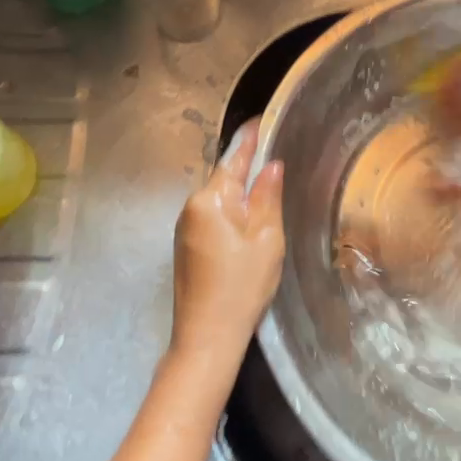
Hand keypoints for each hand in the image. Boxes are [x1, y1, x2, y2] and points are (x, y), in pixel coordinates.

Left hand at [170, 118, 284, 363]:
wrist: (206, 339)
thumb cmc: (242, 286)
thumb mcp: (266, 238)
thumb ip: (268, 196)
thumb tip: (271, 165)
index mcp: (210, 199)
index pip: (234, 158)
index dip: (250, 139)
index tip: (263, 120)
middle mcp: (191, 207)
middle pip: (224, 178)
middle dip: (247, 168)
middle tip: (275, 156)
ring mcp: (184, 228)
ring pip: (218, 199)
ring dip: (240, 194)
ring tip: (268, 188)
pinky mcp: (185, 247)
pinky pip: (212, 217)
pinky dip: (230, 213)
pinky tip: (248, 222)